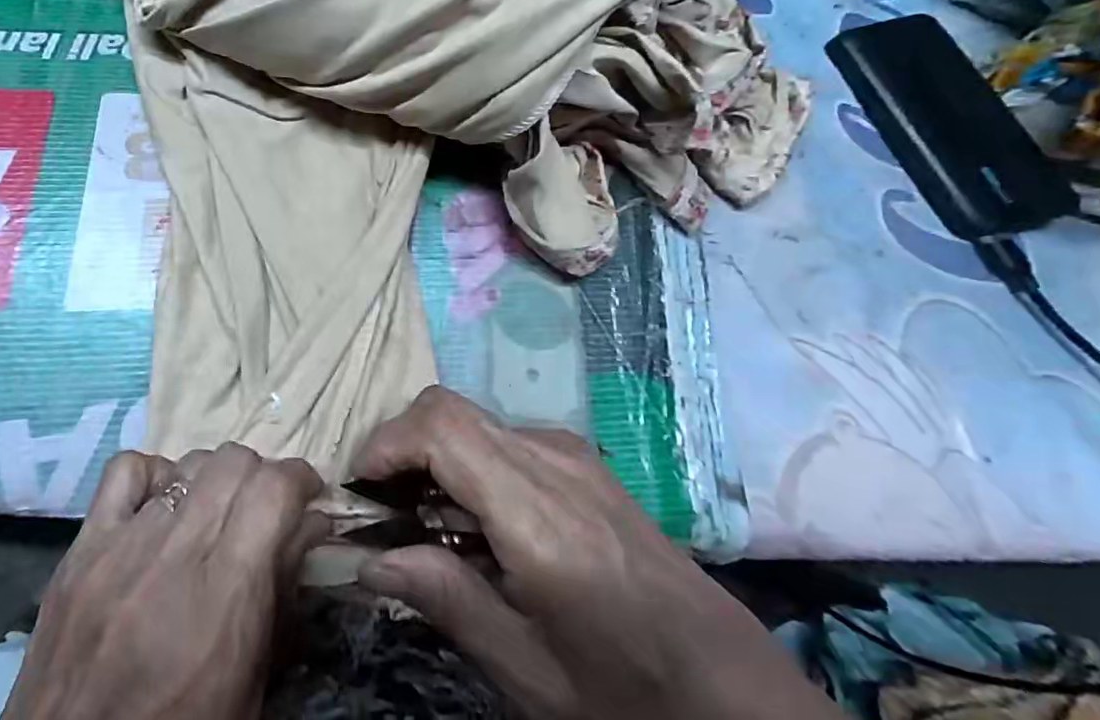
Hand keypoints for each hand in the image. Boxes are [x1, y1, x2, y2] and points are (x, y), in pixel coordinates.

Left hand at [3, 443, 325, 719]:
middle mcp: (176, 554)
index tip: (306, 494)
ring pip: (187, 463)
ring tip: (215, 511)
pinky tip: (161, 504)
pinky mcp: (83, 545)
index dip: (299, 479)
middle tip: (264, 508)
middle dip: (261, 476)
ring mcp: (123, 543)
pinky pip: (124, 471)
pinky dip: (154, 474)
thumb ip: (284, 595)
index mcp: (226, 595)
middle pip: (233, 462)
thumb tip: (310, 524)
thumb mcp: (252, 683)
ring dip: (215, 478)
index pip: (272, 490)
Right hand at [352, 387, 839, 719]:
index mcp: (539, 516)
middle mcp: (555, 464)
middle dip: (399, 446)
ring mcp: (575, 457)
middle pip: (448, 408)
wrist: (740, 698)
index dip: (386, 443)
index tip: (360, 491)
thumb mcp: (528, 672)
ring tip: (424, 524)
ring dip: (432, 455)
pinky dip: (467, 462)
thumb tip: (369, 560)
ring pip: (473, 418)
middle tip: (383, 509)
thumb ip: (444, 601)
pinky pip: (503, 438)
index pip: (442, 427)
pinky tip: (476, 524)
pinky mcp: (586, 464)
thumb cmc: (629, 695)